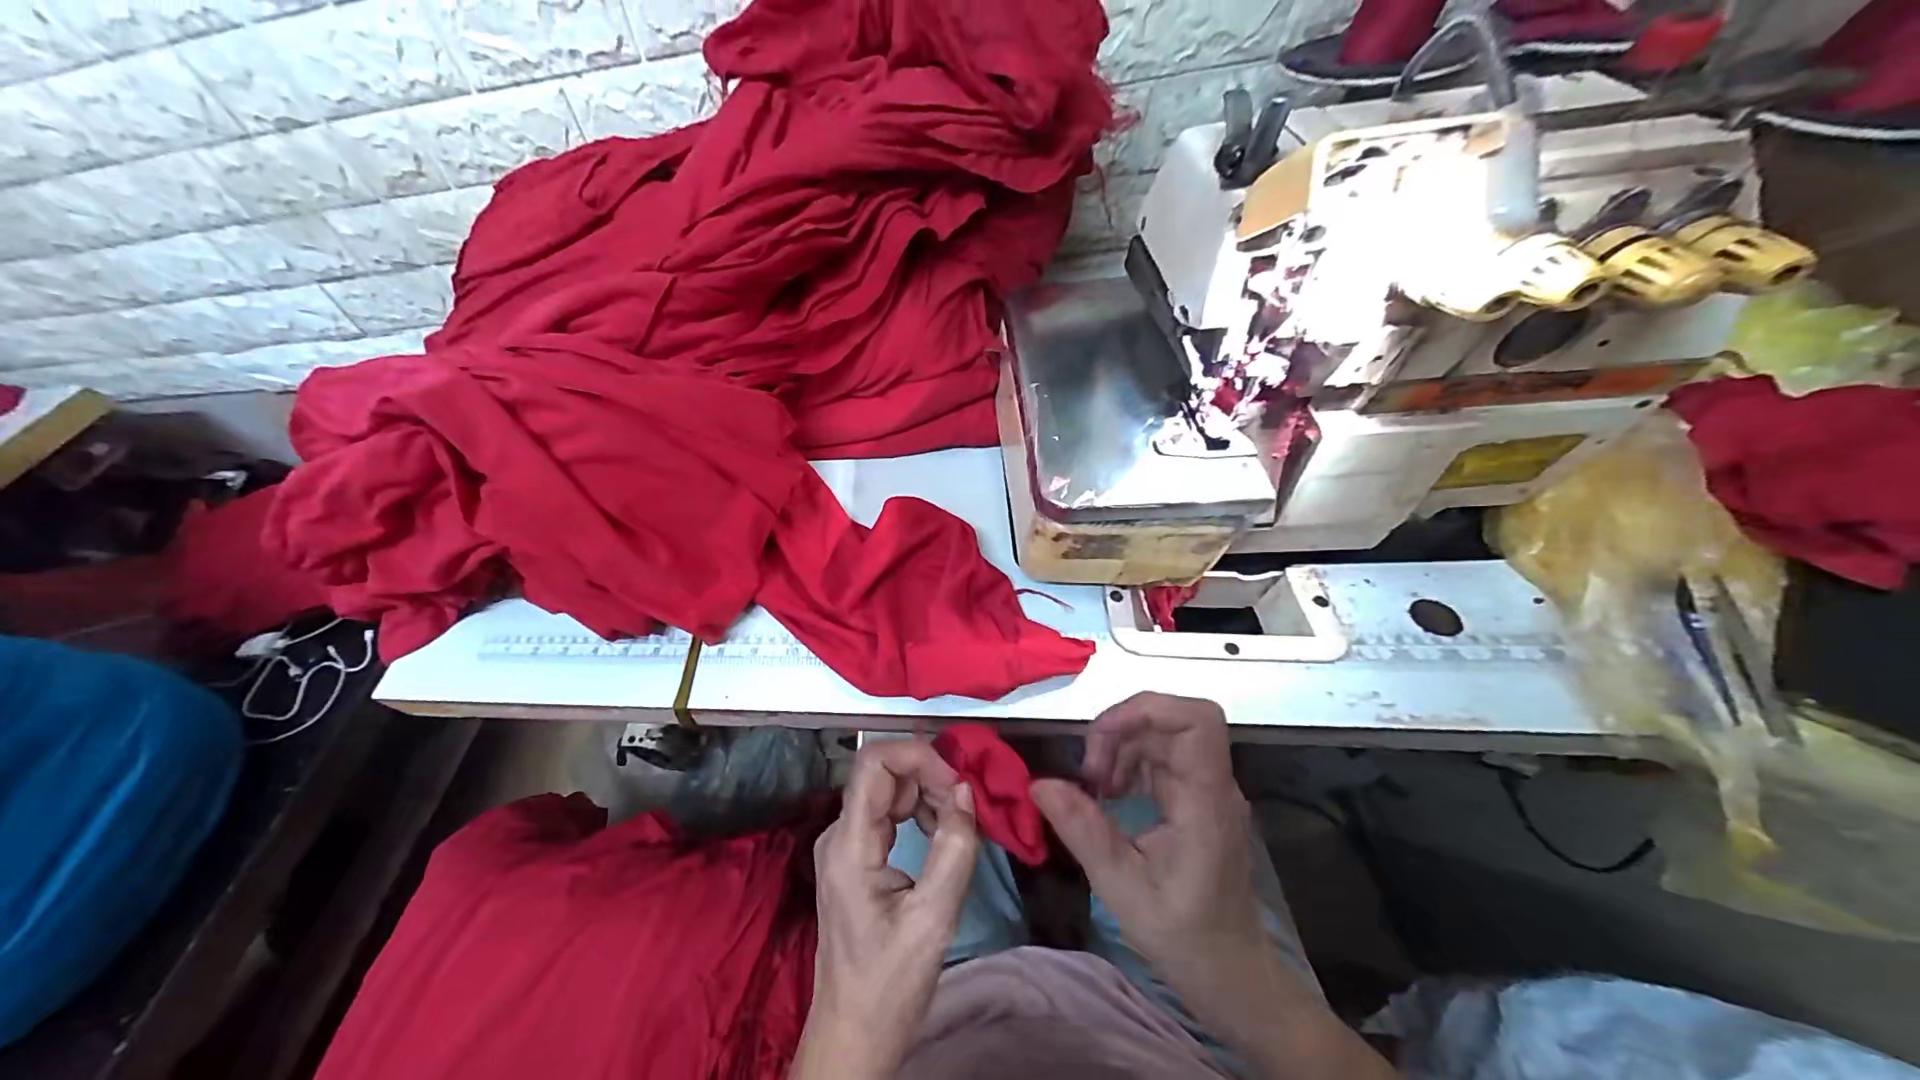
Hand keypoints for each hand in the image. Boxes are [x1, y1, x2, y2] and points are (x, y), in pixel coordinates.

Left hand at [790, 740, 978, 1079]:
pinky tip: (942, 833)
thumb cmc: (890, 984)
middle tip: (966, 805)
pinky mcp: (857, 856)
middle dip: (929, 776)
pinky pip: (889, 813)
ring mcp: (845, 844)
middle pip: (883, 772)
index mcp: (848, 845)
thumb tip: (966, 790)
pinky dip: (920, 812)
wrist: (854, 1033)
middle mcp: (840, 834)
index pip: (874, 762)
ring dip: (928, 794)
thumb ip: (953, 848)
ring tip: (958, 824)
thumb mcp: (933, 918)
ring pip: (889, 790)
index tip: (957, 783)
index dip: (918, 756)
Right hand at [1030, 693, 1396, 1079]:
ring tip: (1094, 789)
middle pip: (1172, 721)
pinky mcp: (1197, 798)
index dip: (1146, 710)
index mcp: (1206, 802)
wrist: (1231, 972)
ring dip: (1121, 748)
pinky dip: (1129, 764)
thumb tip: (1039, 783)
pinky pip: (1162, 758)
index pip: (1197, 721)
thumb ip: (1083, 830)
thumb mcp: (1122, 888)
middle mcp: (1213, 785)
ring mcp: (1207, 789)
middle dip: (1120, 732)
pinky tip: (1109, 795)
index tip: (1101, 740)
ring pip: (1163, 735)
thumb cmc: (1183, 937)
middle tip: (1089, 775)